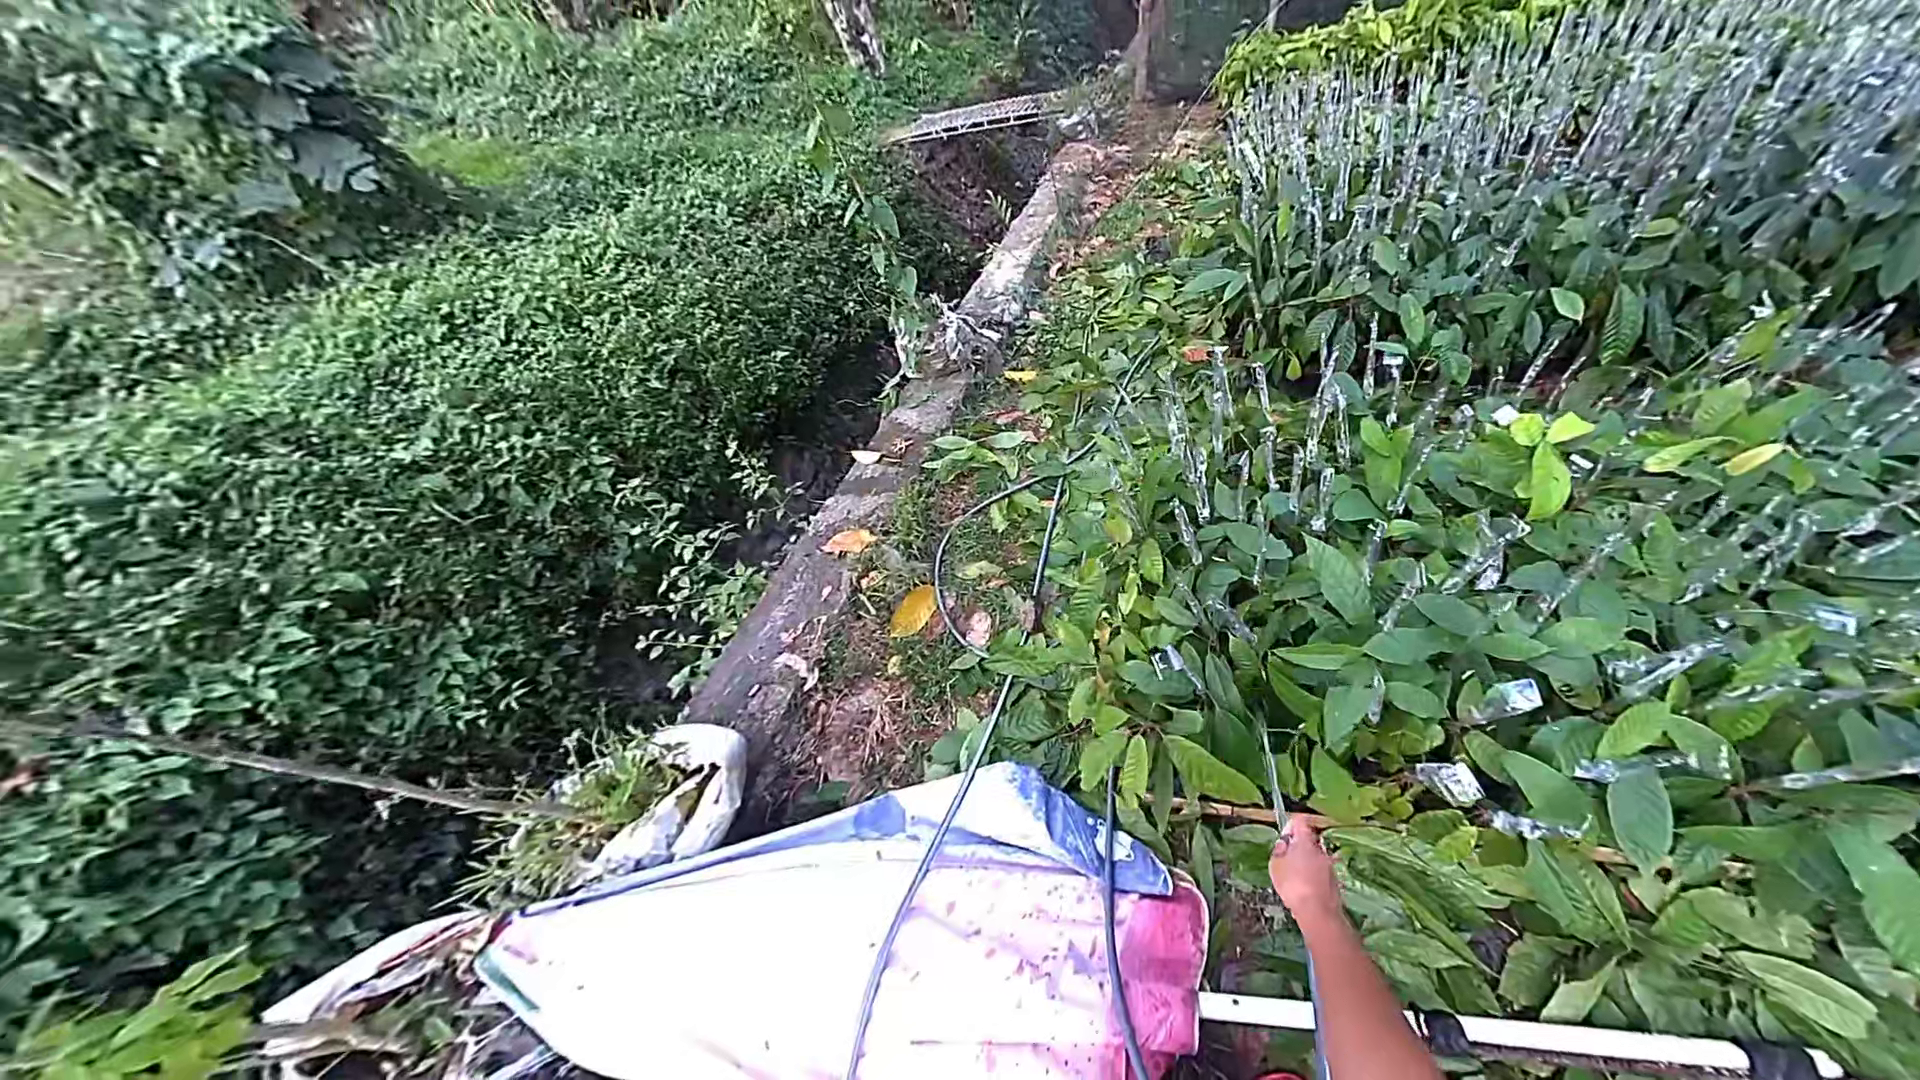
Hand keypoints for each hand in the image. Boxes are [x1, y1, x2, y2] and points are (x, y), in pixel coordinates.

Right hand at [1268, 816, 1341, 923]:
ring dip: (1306, 861)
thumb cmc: (1292, 884)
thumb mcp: (1275, 864)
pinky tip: (1304, 887)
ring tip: (1294, 875)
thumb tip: (1284, 844)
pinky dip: (1313, 874)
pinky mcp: (1334, 882)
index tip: (1284, 836)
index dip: (1291, 825)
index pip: (1300, 821)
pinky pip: (1321, 871)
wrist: (1318, 913)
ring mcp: (1330, 867)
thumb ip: (1280, 851)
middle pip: (1309, 840)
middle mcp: (1321, 851)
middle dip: (1298, 846)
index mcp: (1305, 842)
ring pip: (1316, 857)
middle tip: (1286, 857)